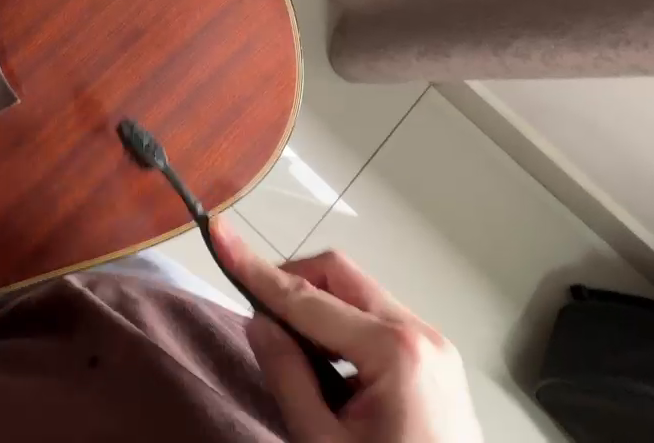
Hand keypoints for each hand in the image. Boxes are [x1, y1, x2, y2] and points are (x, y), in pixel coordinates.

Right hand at [213, 222, 482, 442]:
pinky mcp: (436, 363)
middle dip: (290, 284)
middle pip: (338, 274)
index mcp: (394, 350)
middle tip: (261, 319)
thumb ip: (287, 374)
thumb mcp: (323, 442)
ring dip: (317, 308)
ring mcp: (434, 347)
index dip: (254, 268)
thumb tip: (258, 320)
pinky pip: (376, 319)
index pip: (304, 296)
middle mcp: (420, 333)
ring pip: (356, 293)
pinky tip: (331, 369)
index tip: (216, 232)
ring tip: (297, 356)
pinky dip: (342, 327)